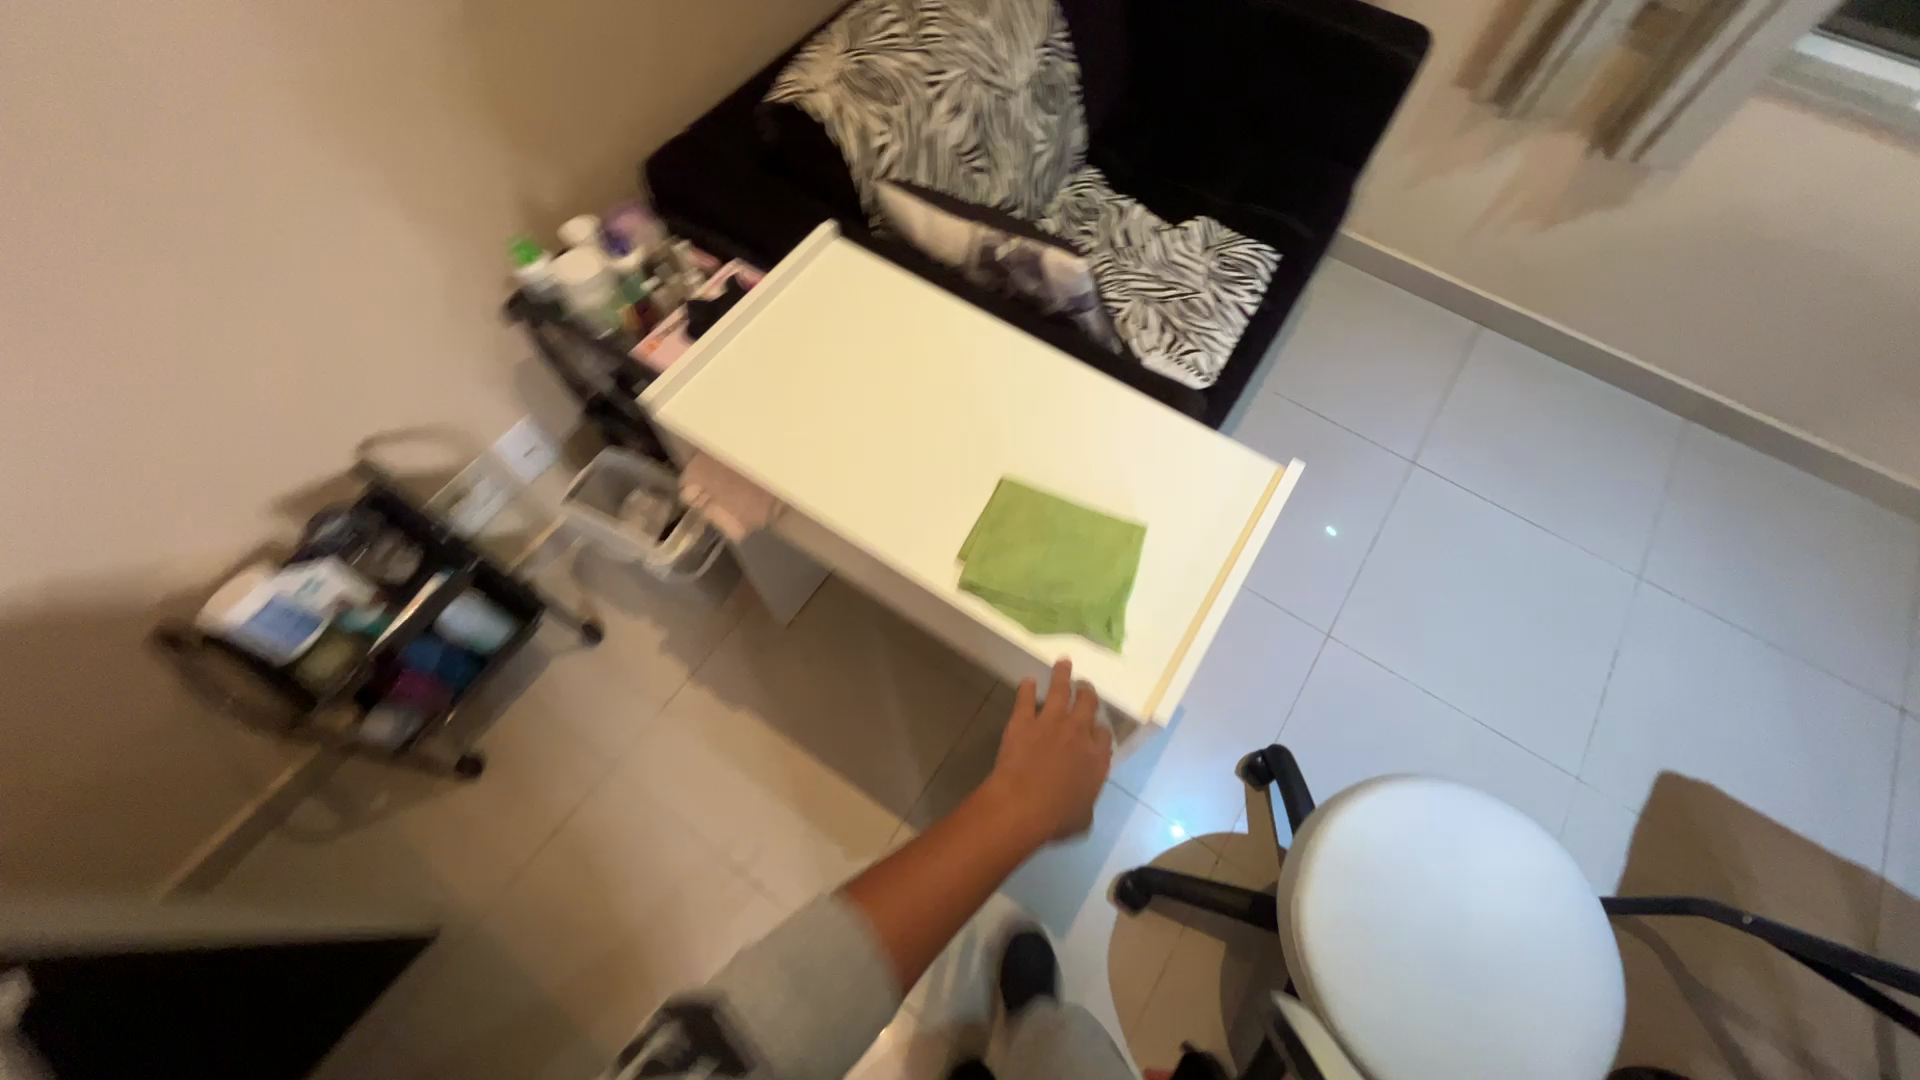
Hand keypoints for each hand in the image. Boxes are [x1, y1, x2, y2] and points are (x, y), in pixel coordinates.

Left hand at [981, 659, 1112, 844]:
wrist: (1023, 805)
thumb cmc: (1055, 818)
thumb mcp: (1083, 819)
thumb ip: (1086, 804)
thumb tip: (1083, 806)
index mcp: (1096, 759)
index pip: (1104, 736)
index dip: (1099, 730)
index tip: (1095, 729)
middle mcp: (1078, 734)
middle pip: (1087, 705)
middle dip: (1087, 692)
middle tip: (1085, 685)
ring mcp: (1051, 723)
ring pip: (1060, 691)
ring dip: (1062, 675)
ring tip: (1063, 662)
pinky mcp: (1024, 720)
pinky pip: (1026, 698)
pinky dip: (1027, 688)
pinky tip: (1028, 681)